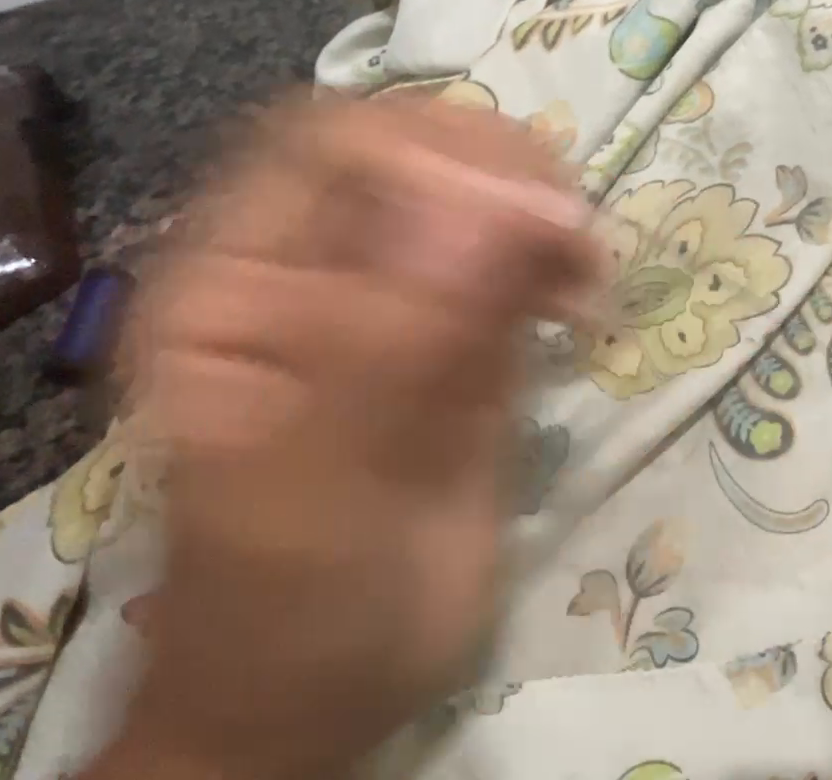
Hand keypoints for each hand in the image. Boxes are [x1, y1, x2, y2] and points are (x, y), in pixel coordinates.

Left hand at [89, 100, 606, 779]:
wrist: (333, 686)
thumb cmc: (292, 607)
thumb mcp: (325, 487)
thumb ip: (399, 345)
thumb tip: (496, 208)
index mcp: (241, 283)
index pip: (329, 145)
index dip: (430, 154)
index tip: (527, 221)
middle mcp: (324, 271)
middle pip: (421, 153)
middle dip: (507, 175)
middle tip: (576, 239)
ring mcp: (408, 299)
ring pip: (486, 198)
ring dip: (550, 215)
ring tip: (590, 279)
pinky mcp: (474, 338)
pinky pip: (526, 265)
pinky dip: (568, 265)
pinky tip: (589, 308)